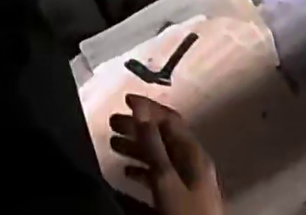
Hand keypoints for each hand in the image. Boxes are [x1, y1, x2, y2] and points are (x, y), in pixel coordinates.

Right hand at [109, 95, 224, 214]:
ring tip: (113, 146)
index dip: (148, 107)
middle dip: (136, 128)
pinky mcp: (180, 206)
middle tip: (111, 124)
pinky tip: (125, 177)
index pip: (170, 120)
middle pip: (162, 138)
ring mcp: (187, 188)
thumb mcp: (165, 178)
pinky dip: (140, 174)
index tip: (124, 100)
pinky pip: (157, 182)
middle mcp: (192, 167)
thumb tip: (139, 108)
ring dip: (135, 149)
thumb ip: (152, 143)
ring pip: (158, 159)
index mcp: (194, 155)